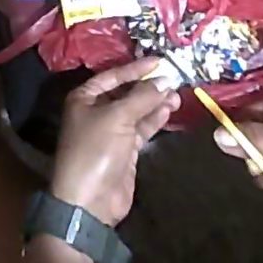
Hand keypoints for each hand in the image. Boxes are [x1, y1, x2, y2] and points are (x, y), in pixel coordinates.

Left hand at [49, 58, 178, 226]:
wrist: (89, 202)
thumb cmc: (95, 150)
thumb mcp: (117, 118)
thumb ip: (142, 97)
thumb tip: (165, 79)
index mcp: (85, 98)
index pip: (113, 75)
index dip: (135, 68)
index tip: (159, 61)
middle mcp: (96, 111)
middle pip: (126, 92)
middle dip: (148, 87)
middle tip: (173, 79)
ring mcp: (111, 131)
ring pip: (136, 110)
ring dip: (155, 103)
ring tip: (177, 95)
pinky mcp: (124, 149)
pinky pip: (141, 128)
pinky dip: (154, 119)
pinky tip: (168, 110)